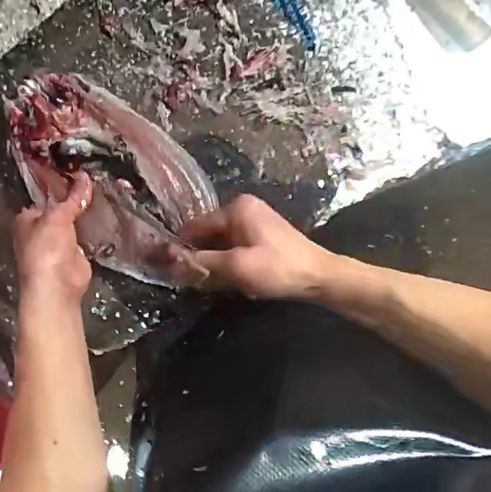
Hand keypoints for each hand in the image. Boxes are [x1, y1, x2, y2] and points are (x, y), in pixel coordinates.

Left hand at [14, 172, 92, 302]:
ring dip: (86, 214)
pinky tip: (106, 216)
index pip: (45, 196)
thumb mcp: (58, 217)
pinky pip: (85, 235)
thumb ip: (73, 198)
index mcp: (27, 219)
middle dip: (76, 199)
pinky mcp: (75, 254)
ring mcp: (58, 243)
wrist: (57, 285)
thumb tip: (85, 176)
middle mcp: (40, 230)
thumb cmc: (47, 248)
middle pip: (60, 209)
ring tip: (105, 194)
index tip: (79, 173)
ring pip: (74, 222)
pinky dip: (94, 229)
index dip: (60, 185)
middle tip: (96, 182)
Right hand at [180, 195, 347, 299]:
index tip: (170, 269)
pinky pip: (234, 248)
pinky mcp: (262, 237)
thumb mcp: (237, 267)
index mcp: (237, 208)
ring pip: (220, 244)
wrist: (320, 277)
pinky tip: (228, 280)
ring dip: (214, 263)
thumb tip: (171, 262)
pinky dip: (228, 263)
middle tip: (190, 281)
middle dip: (199, 257)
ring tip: (210, 283)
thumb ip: (202, 262)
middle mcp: (243, 209)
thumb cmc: (278, 268)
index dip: (181, 248)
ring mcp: (254, 222)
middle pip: (208, 234)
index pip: (195, 226)